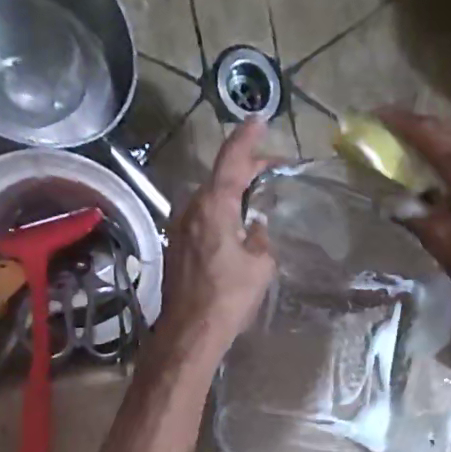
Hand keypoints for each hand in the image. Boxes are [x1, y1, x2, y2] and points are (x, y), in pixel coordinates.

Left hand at [155, 119, 277, 363]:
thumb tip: (256, 229)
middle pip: (220, 176)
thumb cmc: (229, 297)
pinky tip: (237, 223)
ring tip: (258, 194)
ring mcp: (180, 227)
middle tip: (273, 168)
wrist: (190, 331)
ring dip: (233, 191)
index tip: (259, 120)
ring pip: (210, 197)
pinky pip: (203, 217)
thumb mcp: (259, 266)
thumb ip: (260, 239)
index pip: (232, 160)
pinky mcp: (177, 246)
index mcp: (214, 206)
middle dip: (246, 168)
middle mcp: (192, 209)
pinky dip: (222, 211)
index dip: (247, 138)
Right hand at [375, 109, 450, 306]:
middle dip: (412, 128)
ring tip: (401, 146)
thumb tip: (386, 199)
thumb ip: (409, 211)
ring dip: (427, 142)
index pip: (428, 132)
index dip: (399, 121)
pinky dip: (442, 158)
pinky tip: (427, 170)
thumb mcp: (436, 236)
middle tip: (384, 129)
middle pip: (443, 132)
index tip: (375, 115)